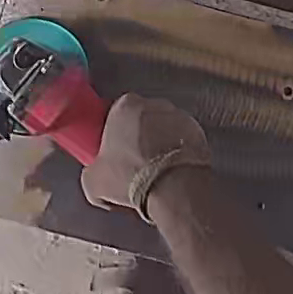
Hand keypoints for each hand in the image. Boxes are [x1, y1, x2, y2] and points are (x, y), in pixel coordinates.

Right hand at [81, 94, 210, 214]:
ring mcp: (181, 116)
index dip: (113, 134)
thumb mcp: (93, 181)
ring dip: (159, 146)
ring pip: (164, 130)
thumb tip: (96, 178)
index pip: (114, 114)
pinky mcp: (200, 133)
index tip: (112, 153)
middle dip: (138, 138)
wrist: (174, 190)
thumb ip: (91, 172)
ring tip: (155, 173)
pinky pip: (183, 143)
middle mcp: (155, 103)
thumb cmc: (130, 177)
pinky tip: (172, 175)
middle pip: (141, 120)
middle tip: (133, 165)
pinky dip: (178, 155)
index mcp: (125, 105)